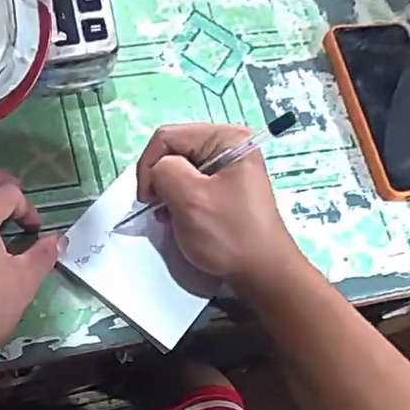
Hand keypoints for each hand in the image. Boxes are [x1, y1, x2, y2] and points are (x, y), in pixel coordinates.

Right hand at [135, 124, 308, 295]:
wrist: (262, 272)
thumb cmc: (228, 234)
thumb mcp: (190, 199)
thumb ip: (164, 172)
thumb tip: (157, 173)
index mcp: (226, 138)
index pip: (167, 137)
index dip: (149, 166)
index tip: (147, 200)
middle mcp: (229, 146)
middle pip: (174, 151)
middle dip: (160, 179)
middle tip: (159, 209)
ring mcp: (229, 168)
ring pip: (180, 170)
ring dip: (168, 193)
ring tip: (171, 216)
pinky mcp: (226, 189)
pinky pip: (192, 185)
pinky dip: (180, 201)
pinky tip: (180, 219)